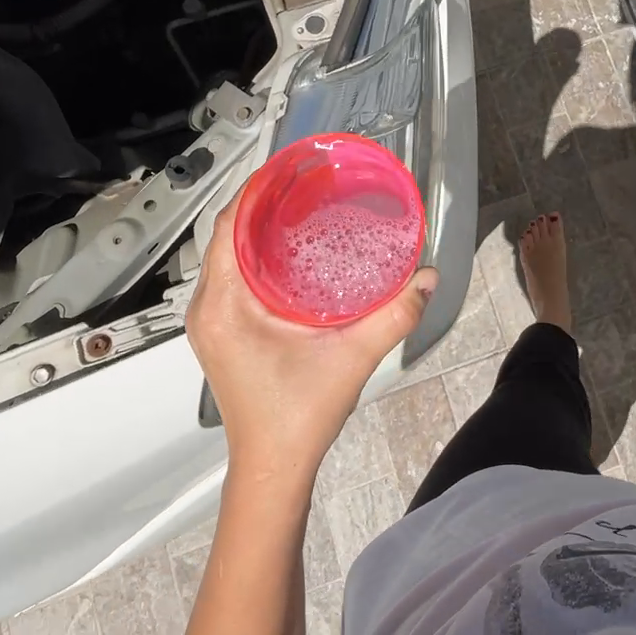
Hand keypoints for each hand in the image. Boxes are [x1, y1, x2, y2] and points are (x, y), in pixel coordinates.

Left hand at [185, 191, 438, 479]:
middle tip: (307, 183)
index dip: (254, 190)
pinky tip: (293, 249)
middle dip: (262, 203)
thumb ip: (394, 316)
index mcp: (224, 306)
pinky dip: (256, 252)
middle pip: (226, 235)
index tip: (289, 167)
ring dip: (258, 227)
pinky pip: (232, 275)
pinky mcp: (222, 332)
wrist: (273, 468)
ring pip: (227, 255)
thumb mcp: (351, 359)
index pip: (227, 226)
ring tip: (302, 206)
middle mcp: (207, 308)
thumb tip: (428, 276)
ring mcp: (211, 321)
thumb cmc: (299, 415)